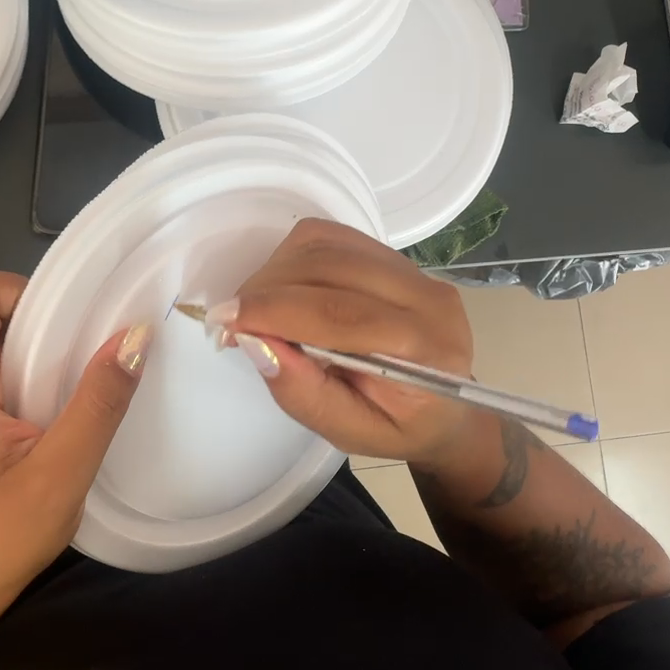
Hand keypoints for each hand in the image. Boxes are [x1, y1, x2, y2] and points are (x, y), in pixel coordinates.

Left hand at [0, 269, 149, 622]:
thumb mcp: (60, 474)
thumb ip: (98, 404)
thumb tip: (135, 337)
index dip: (16, 288)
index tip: (64, 321)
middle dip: (42, 315)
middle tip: (88, 346)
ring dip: (43, 346)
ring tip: (85, 374)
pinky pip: (4, 371)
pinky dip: (39, 372)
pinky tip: (69, 404)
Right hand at [210, 219, 480, 465]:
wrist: (444, 406)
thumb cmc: (399, 426)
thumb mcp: (352, 432)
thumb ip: (306, 394)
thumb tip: (255, 344)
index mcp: (427, 349)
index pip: (342, 314)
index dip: (276, 311)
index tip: (225, 321)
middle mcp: (427, 295)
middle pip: (329, 269)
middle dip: (265, 290)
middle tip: (230, 322)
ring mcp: (410, 267)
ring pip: (324, 244)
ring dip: (274, 271)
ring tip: (254, 309)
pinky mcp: (389, 252)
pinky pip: (328, 238)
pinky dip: (290, 258)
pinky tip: (281, 291)